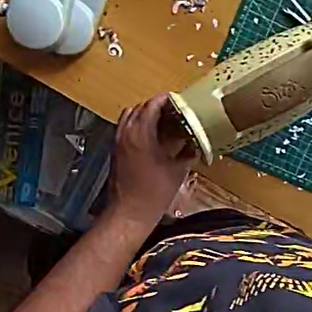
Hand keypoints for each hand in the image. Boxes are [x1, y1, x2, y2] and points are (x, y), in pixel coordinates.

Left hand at [105, 95, 195, 224]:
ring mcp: (117, 141)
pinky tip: (149, 135)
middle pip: (139, 107)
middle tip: (172, 110)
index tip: (177, 99)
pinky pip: (124, 128)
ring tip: (161, 120)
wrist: (129, 212)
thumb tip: (196, 144)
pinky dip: (135, 124)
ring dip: (143, 113)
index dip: (165, 99)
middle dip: (155, 105)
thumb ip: (188, 153)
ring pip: (128, 116)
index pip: (151, 105)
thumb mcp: (177, 171)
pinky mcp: (115, 151)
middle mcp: (126, 133)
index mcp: (141, 134)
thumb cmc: (154, 193)